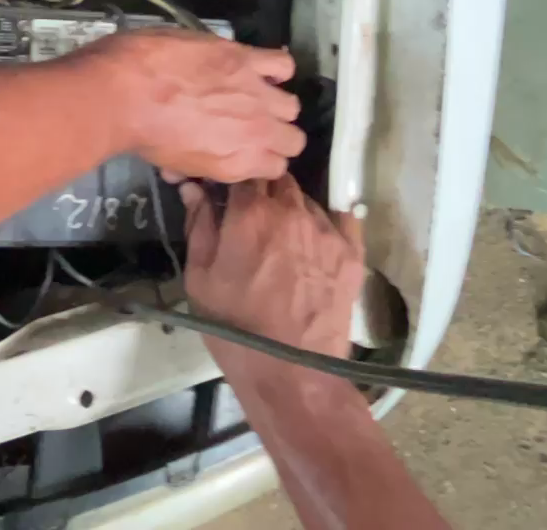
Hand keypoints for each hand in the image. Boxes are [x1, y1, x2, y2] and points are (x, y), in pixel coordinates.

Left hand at [73, 28, 303, 182]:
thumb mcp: (174, 164)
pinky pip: (283, 63)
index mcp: (242, 162)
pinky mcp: (245, 57)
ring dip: (274, 102)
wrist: (125, 92)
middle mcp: (260, 131)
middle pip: (292, 138)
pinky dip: (276, 67)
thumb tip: (190, 167)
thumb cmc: (142, 133)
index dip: (263, 157)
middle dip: (274, 134)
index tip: (248, 148)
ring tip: (251, 95)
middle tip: (250, 123)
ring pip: (291, 104)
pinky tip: (257, 67)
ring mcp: (257, 92)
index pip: (277, 166)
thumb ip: (199, 165)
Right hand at [181, 176, 364, 367]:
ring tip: (282, 235)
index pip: (244, 172)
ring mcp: (326, 231)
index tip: (226, 193)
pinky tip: (315, 236)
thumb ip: (198, 223)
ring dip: (291, 206)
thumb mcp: (199, 276)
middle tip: (251, 216)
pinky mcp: (352, 254)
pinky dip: (326, 220)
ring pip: (306, 199)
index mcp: (251, 213)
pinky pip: (342, 218)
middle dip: (263, 190)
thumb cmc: (234, 326)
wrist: (292, 374)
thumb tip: (194, 186)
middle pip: (277, 181)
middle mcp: (292, 211)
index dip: (234, 180)